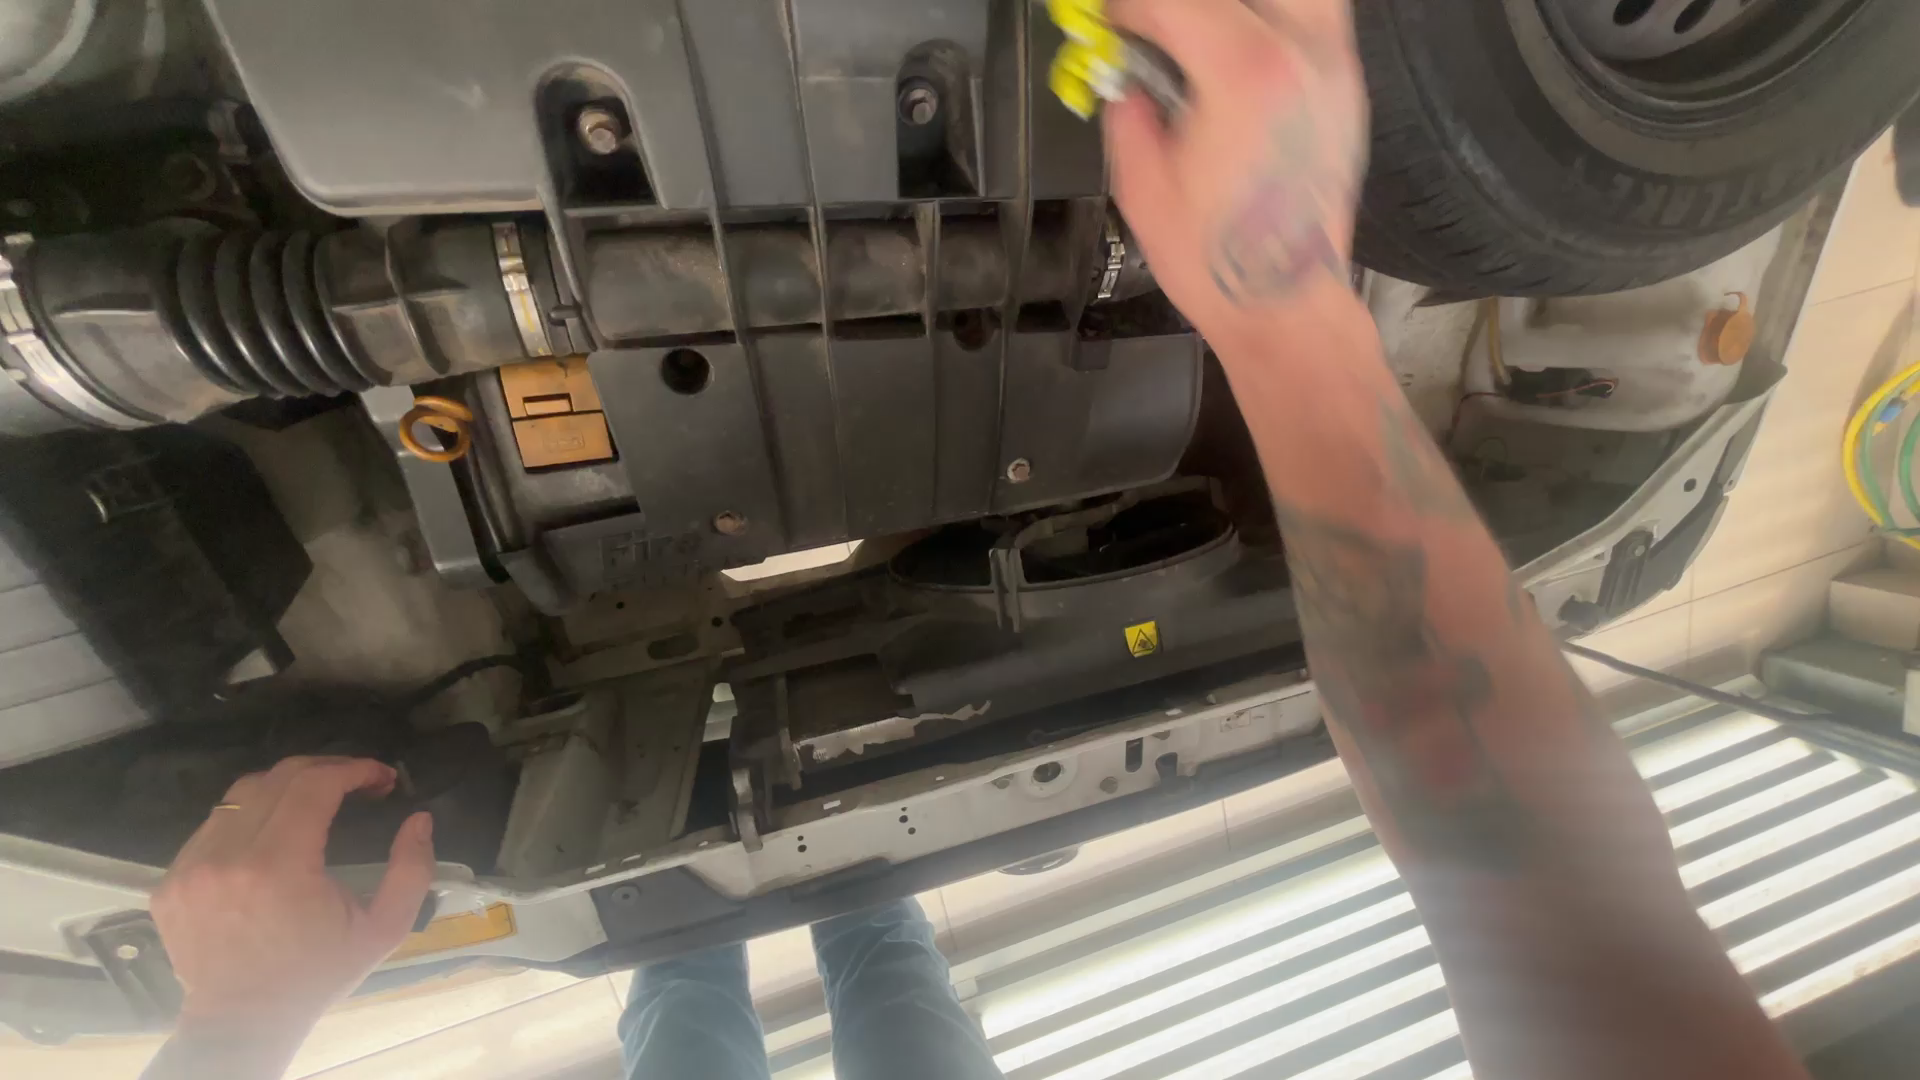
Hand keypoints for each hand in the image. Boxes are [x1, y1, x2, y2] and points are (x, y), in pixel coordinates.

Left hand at [151, 756, 435, 1029]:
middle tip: (362, 784)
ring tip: (322, 800)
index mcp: (278, 868)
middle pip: (277, 778)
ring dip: (290, 786)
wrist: (241, 1022)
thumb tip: (419, 819)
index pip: (314, 784)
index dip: (357, 769)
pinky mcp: (170, 882)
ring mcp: (189, 870)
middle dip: (329, 769)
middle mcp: (225, 860)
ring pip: (242, 793)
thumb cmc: (320, 972)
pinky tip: (281, 829)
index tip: (384, 779)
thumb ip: (413, 867)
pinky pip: (216, 822)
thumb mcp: (387, 925)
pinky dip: (256, 812)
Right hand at [1103, 0, 1369, 346]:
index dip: (1132, 8)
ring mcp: (1333, 68)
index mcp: (1245, 74)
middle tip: (1154, 30)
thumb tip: (1126, 82)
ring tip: (1201, 37)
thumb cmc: (1217, 263)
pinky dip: (1274, 18)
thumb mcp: (1142, 191)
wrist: (1283, 304)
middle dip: (1182, 5)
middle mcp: (1302, 54)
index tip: (1113, 25)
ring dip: (1238, 6)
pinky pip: (1316, 15)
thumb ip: (1128, 117)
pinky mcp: (1346, 91)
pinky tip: (1239, 56)